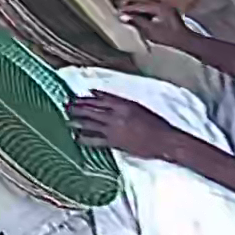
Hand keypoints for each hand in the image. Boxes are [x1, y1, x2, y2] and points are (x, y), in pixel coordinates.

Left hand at [67, 91, 188, 159]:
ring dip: (75, 122)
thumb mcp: (136, 107)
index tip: (73, 98)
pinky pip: (94, 140)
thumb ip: (115, 100)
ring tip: (67, 122)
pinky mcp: (114, 142)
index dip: (83, 99)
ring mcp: (113, 129)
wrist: (167, 141)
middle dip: (75, 109)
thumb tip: (94, 92)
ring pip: (88, 124)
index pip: (96, 100)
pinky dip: (83, 139)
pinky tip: (76, 138)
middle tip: (66, 108)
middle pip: (88, 110)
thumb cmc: (155, 123)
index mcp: (122, 105)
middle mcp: (115, 115)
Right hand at [115, 0, 196, 50]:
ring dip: (136, 7)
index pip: (139, 6)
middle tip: (119, 9)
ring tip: (126, 11)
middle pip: (143, 1)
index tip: (117, 12)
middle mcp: (163, 4)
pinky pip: (151, 7)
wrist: (186, 41)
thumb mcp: (150, 29)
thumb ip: (136, 21)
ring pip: (146, 4)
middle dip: (130, 5)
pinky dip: (143, 10)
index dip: (127, 9)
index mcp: (160, 7)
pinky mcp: (167, 12)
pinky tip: (137, 14)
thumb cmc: (168, 36)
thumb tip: (122, 16)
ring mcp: (166, 7)